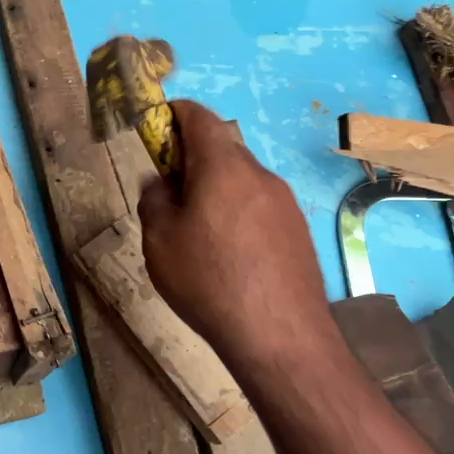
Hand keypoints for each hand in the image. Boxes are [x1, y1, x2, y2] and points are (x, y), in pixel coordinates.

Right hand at [137, 100, 333, 367]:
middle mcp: (259, 175)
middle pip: (222, 148)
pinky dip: (239, 212)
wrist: (281, 339)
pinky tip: (228, 254)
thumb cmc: (209, 281)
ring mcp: (285, 204)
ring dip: (217, 188)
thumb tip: (161, 183)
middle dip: (192, 158)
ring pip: (242, 179)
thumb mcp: (159, 241)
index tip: (155, 130)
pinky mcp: (299, 232)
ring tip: (197, 230)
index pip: (199, 116)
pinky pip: (260, 205)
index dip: (173, 114)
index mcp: (222, 167)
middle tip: (170, 191)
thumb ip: (154, 200)